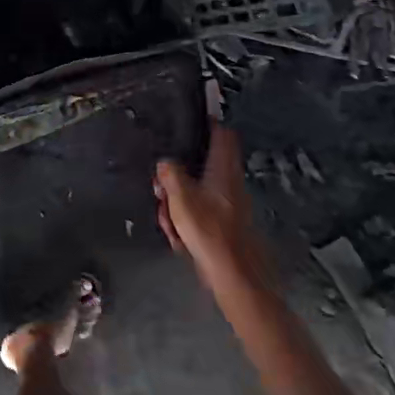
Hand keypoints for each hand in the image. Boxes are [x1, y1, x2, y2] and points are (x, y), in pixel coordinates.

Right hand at [154, 124, 269, 287]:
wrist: (232, 275)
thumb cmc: (208, 230)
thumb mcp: (180, 197)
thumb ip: (169, 173)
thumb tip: (164, 162)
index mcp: (222, 168)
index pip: (222, 133)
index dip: (208, 122)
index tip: (191, 119)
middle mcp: (228, 181)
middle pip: (199, 165)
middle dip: (176, 177)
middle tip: (162, 190)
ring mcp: (227, 203)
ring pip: (194, 191)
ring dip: (176, 203)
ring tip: (170, 221)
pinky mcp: (222, 223)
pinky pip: (197, 212)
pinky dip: (185, 221)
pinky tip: (179, 238)